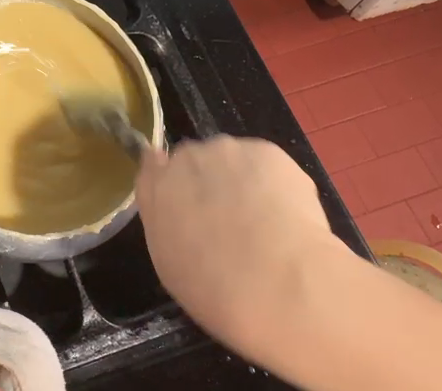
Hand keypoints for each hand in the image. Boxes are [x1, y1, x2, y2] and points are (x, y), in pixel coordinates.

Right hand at [134, 136, 344, 359]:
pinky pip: (267, 165)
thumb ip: (166, 221)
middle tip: (233, 222)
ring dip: (244, 182)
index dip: (170, 176)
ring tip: (267, 224)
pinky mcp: (266, 151)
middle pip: (197, 162)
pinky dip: (275, 184)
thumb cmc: (217, 290)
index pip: (153, 165)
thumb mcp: (172, 265)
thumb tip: (173, 198)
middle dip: (212, 183)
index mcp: (158, 190)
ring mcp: (226, 151)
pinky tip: (288, 218)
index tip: (186, 194)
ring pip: (235, 161)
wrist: (279, 284)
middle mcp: (186, 159)